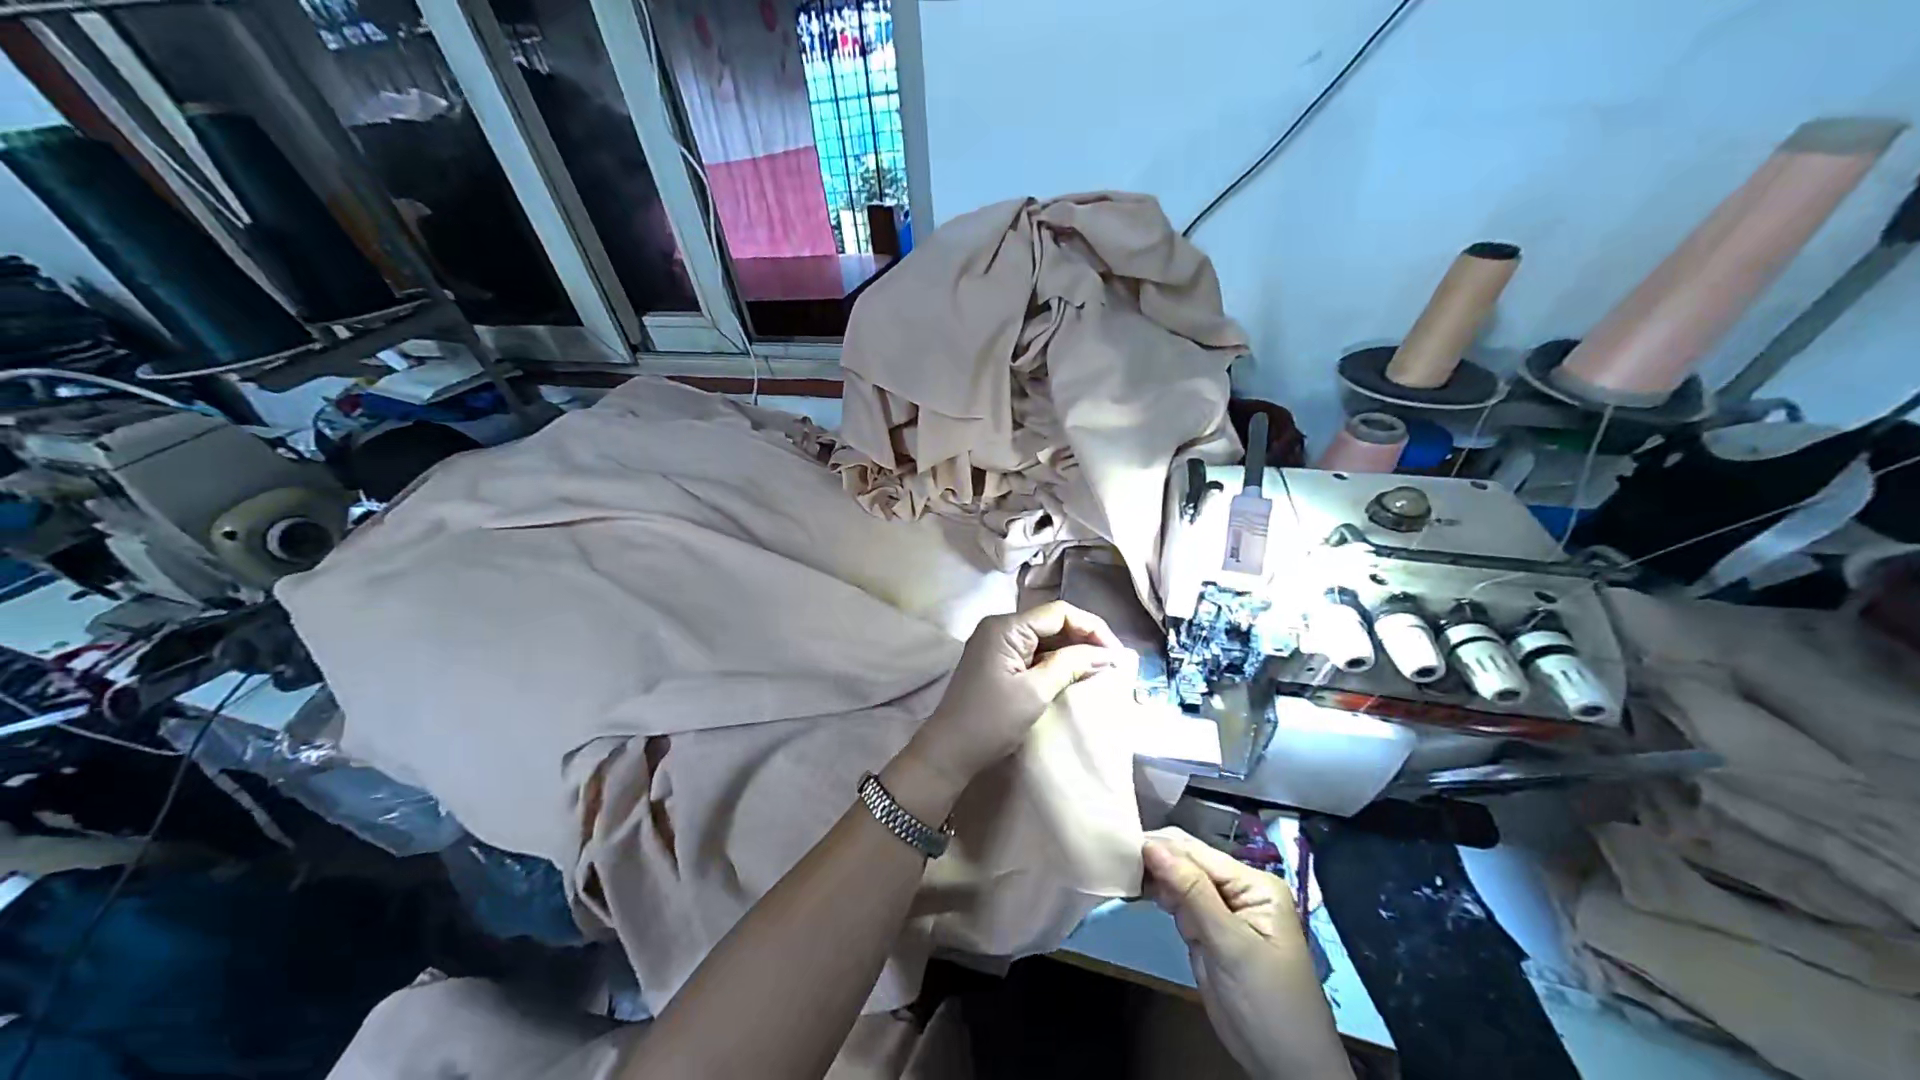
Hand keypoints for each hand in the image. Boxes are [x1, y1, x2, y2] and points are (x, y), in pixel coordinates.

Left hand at [898, 602, 1123, 790]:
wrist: (948, 752)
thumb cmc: (991, 721)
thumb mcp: (1035, 692)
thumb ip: (1070, 665)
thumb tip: (1105, 654)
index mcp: (1005, 627)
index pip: (1058, 612)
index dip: (1092, 628)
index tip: (1117, 654)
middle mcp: (1000, 627)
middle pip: (1052, 621)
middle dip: (1084, 638)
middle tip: (1113, 662)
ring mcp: (997, 644)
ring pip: (1045, 637)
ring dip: (1073, 650)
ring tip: (1101, 667)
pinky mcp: (998, 662)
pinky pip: (1034, 652)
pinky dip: (1056, 660)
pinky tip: (1076, 672)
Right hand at [1143, 828, 1353, 1079]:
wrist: (1287, 1068)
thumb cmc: (1267, 1003)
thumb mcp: (1230, 945)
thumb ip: (1191, 892)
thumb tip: (1152, 846)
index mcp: (1254, 884)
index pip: (1199, 854)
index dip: (1161, 847)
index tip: (1119, 844)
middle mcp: (1238, 889)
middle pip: (1188, 862)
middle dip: (1155, 859)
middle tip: (1114, 858)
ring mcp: (1222, 911)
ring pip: (1179, 880)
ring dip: (1152, 876)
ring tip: (1119, 870)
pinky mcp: (1207, 931)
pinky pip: (1179, 903)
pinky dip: (1159, 897)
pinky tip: (1135, 889)